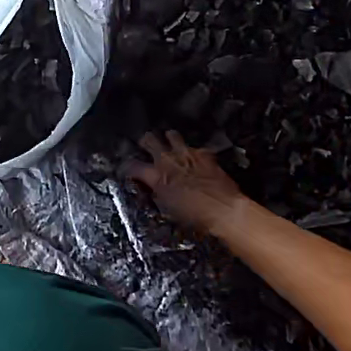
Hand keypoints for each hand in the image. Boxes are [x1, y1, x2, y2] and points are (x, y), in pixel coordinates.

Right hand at [121, 130, 251, 235]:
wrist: (225, 210)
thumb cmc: (195, 216)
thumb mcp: (167, 208)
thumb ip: (158, 192)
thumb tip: (155, 188)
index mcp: (155, 176)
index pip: (131, 165)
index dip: (126, 167)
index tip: (126, 169)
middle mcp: (167, 160)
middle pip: (149, 139)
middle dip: (145, 141)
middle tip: (146, 146)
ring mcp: (187, 154)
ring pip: (171, 135)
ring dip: (169, 139)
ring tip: (170, 145)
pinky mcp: (205, 154)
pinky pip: (195, 147)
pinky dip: (193, 151)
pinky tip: (195, 157)